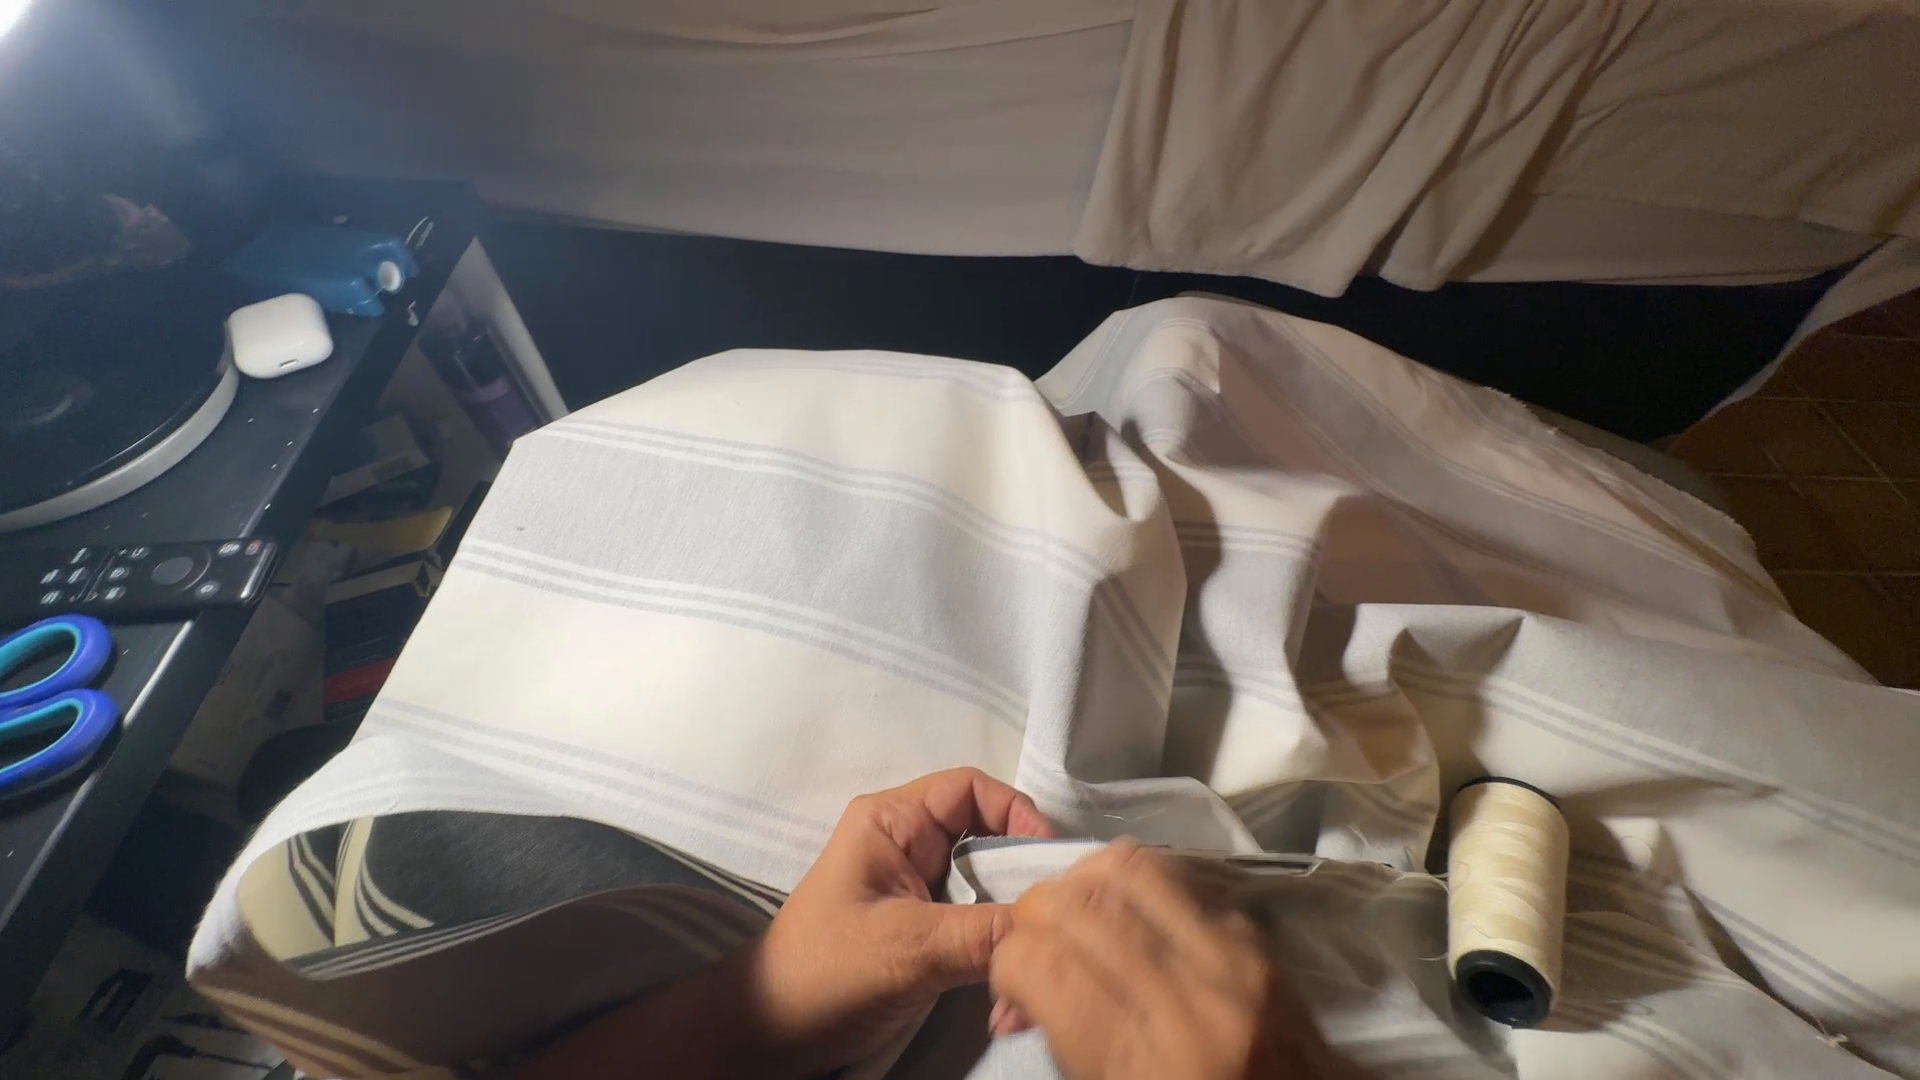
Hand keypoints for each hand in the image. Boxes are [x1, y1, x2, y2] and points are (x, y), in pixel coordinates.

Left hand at [511, 768, 1051, 1079]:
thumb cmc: (823, 973)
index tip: (1053, 859)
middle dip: (1023, 875)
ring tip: (1038, 959)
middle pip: (987, 835)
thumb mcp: (905, 950)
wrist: (767, 1036)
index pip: (970, 789)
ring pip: (987, 882)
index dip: (1017, 812)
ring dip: (1015, 918)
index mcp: (894, 821)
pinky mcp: (924, 925)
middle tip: (1059, 917)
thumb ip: (981, 934)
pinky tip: (1011, 984)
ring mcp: (917, 884)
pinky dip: (1000, 945)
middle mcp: (909, 842)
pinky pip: (978, 919)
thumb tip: (1053, 924)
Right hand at [988, 841, 1355, 1079]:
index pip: (1048, 967)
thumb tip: (1014, 995)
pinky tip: (1120, 904)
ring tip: (1071, 908)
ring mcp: (1232, 958)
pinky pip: (1173, 871)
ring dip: (1080, 879)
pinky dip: (1128, 878)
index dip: (1011, 961)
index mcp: (1150, 1068)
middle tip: (1031, 936)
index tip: (1011, 979)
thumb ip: (1062, 1044)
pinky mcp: (1254, 935)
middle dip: (1035, 911)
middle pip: (1080, 906)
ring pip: (1126, 866)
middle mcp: (1193, 1003)